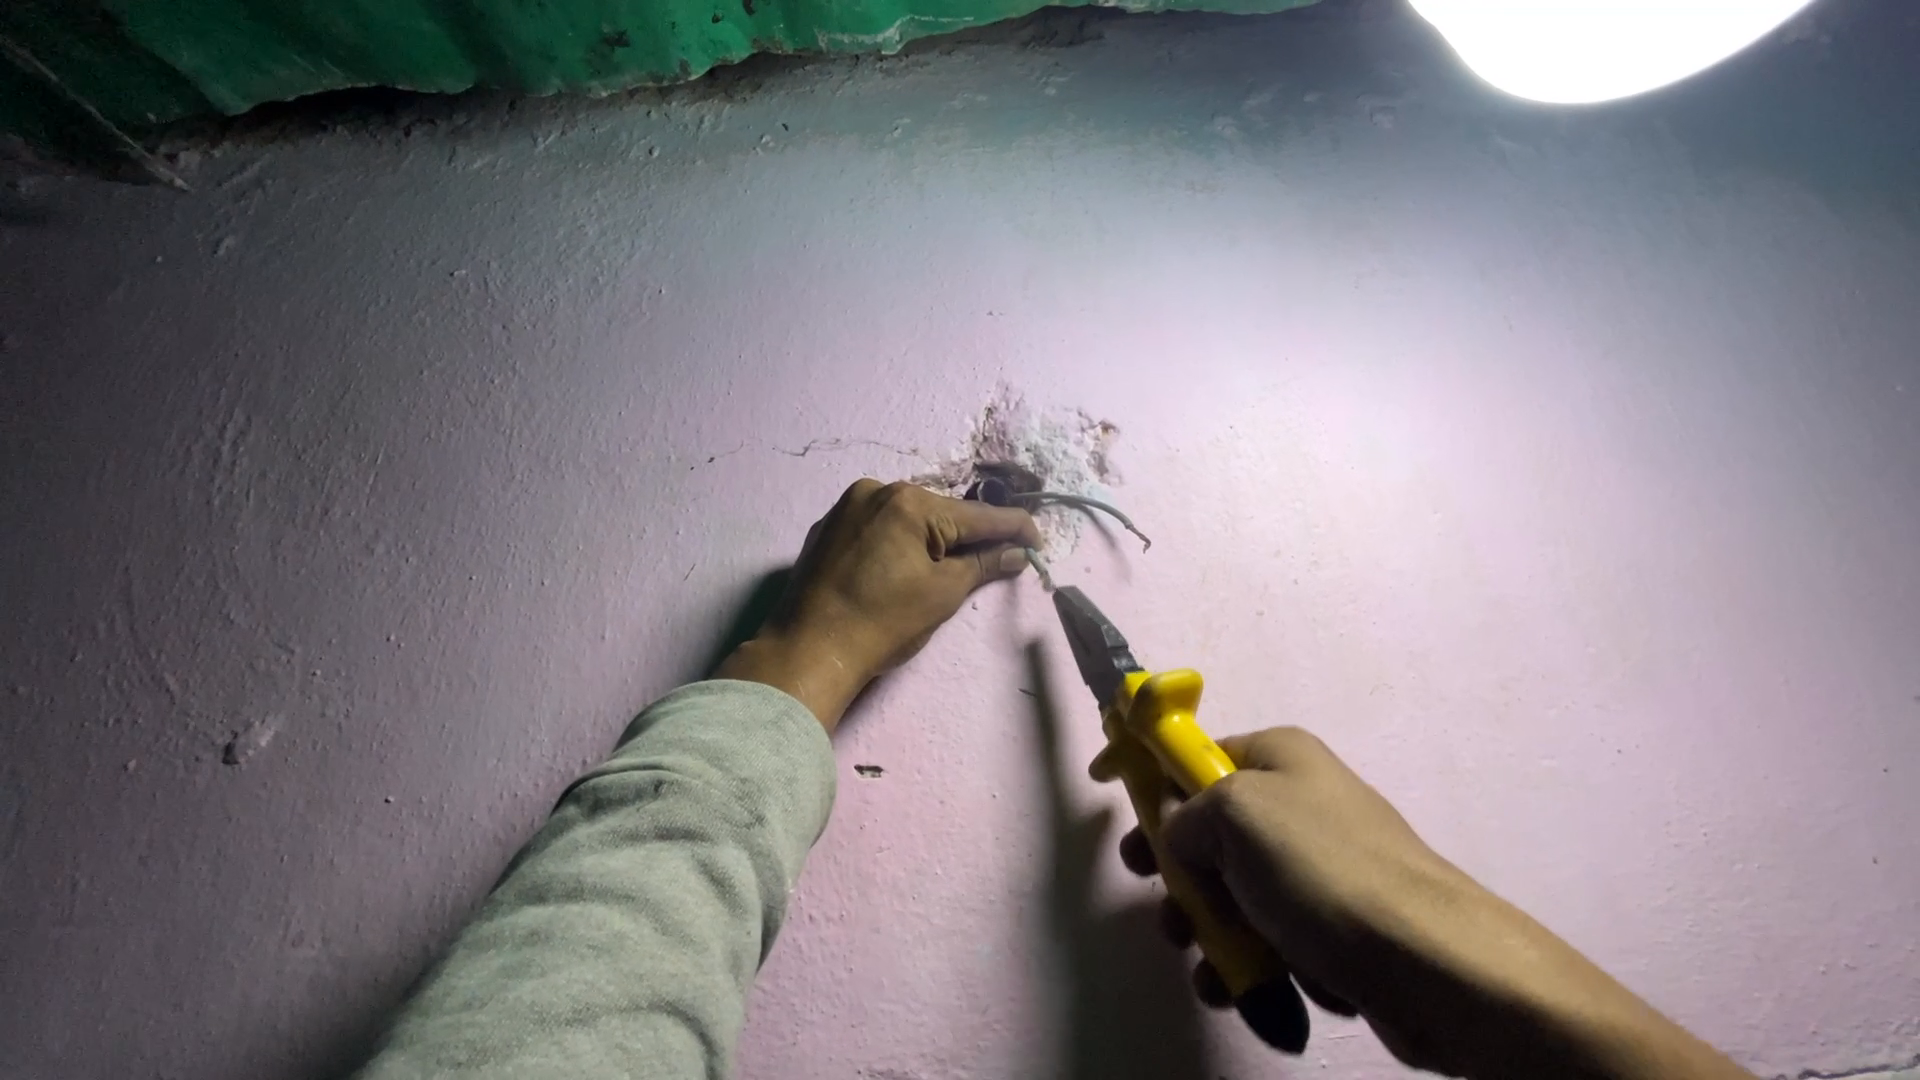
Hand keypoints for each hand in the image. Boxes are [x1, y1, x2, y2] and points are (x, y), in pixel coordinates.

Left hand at [716, 479, 1039, 731]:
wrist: (807, 651)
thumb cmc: (882, 624)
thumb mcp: (943, 594)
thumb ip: (983, 565)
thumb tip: (1016, 553)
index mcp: (908, 502)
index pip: (976, 515)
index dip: (1013, 528)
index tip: (1038, 538)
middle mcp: (875, 491)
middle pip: (940, 513)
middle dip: (968, 536)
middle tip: (996, 559)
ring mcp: (846, 507)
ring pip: (906, 519)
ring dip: (931, 539)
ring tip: (946, 570)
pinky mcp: (826, 529)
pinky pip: (876, 528)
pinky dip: (897, 543)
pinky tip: (902, 569)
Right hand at [1125, 727, 1755, 1079]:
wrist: (1434, 965)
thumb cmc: (1322, 869)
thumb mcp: (1234, 815)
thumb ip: (1187, 813)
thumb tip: (1182, 834)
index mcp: (1277, 757)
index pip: (1194, 748)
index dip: (1147, 765)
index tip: (1103, 780)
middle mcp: (1298, 803)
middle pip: (1208, 827)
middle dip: (1179, 870)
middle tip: (1160, 894)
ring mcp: (1317, 868)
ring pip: (1232, 890)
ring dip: (1208, 926)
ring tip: (1204, 958)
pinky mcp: (1334, 927)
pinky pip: (1267, 935)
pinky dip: (1247, 962)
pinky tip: (1240, 990)